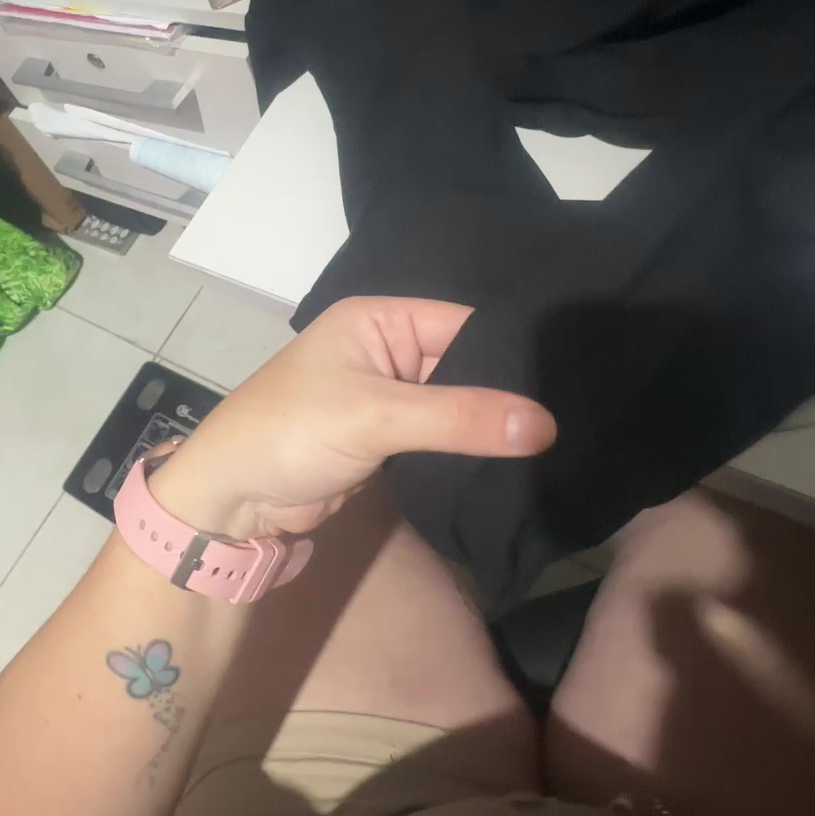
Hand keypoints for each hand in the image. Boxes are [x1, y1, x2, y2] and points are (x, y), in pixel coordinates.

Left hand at [150, 297, 555, 540]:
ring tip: (563, 441)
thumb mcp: (374, 415)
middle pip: (465, 362)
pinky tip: (517, 461)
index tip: (577, 379)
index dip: (515, 350)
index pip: (465, 323)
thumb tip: (547, 424)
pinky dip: (468, 447)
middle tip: (580, 417)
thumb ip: (458, 417)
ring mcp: (387, 395)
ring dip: (491, 423)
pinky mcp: (387, 437)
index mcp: (378, 319)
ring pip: (455, 402)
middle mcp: (385, 348)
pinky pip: (440, 435)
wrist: (234, 496)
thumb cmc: (292, 431)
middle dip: (509, 391)